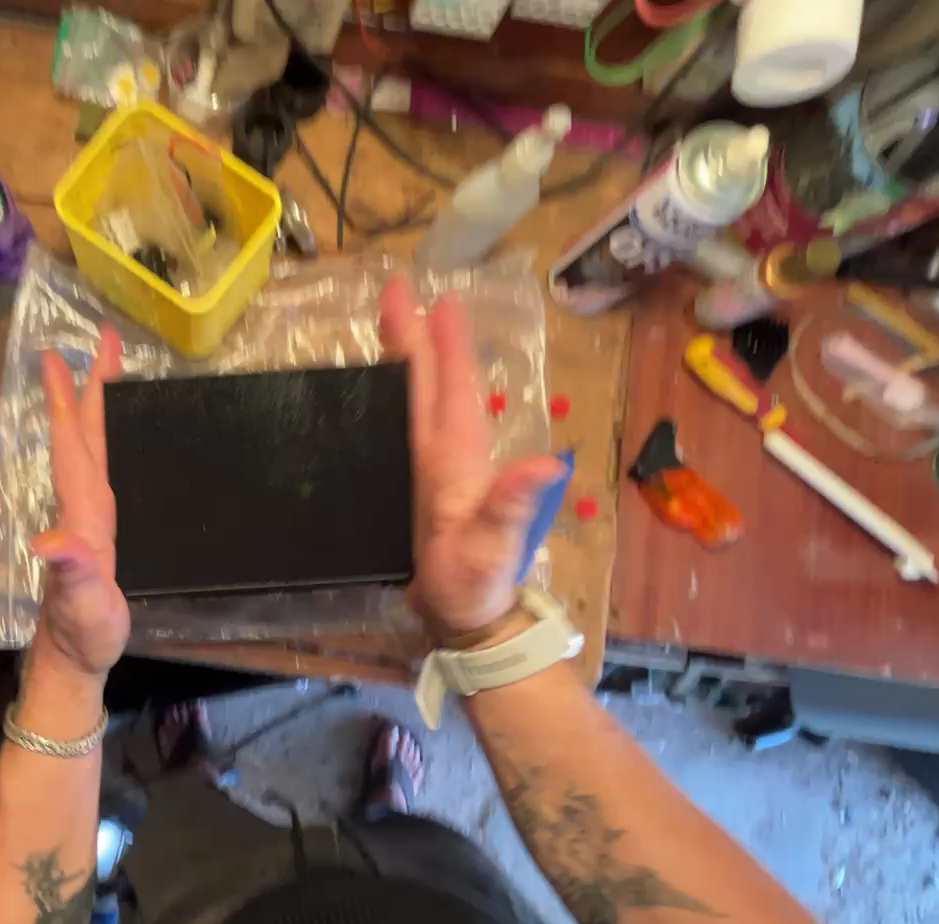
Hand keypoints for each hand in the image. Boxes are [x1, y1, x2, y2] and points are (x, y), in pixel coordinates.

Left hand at [33, 325, 130, 678]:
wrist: (77, 653)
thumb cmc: (82, 629)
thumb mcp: (81, 601)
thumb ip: (69, 571)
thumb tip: (49, 540)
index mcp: (82, 510)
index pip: (73, 445)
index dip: (69, 401)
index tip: (60, 355)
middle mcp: (82, 504)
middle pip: (84, 434)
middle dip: (89, 386)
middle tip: (101, 341)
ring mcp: (91, 515)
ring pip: (94, 448)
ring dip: (98, 407)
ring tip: (109, 373)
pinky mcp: (102, 528)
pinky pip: (106, 469)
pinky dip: (109, 442)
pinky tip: (117, 437)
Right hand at [381, 275, 567, 640]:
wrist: (469, 616)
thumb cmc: (476, 586)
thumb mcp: (493, 550)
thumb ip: (511, 508)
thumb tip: (546, 458)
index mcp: (460, 461)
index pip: (451, 393)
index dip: (443, 347)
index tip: (433, 300)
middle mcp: (452, 455)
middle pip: (434, 385)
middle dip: (417, 337)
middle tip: (398, 291)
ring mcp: (438, 470)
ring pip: (423, 401)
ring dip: (410, 360)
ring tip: (395, 326)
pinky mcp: (424, 486)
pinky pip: (411, 426)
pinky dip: (403, 398)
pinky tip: (392, 390)